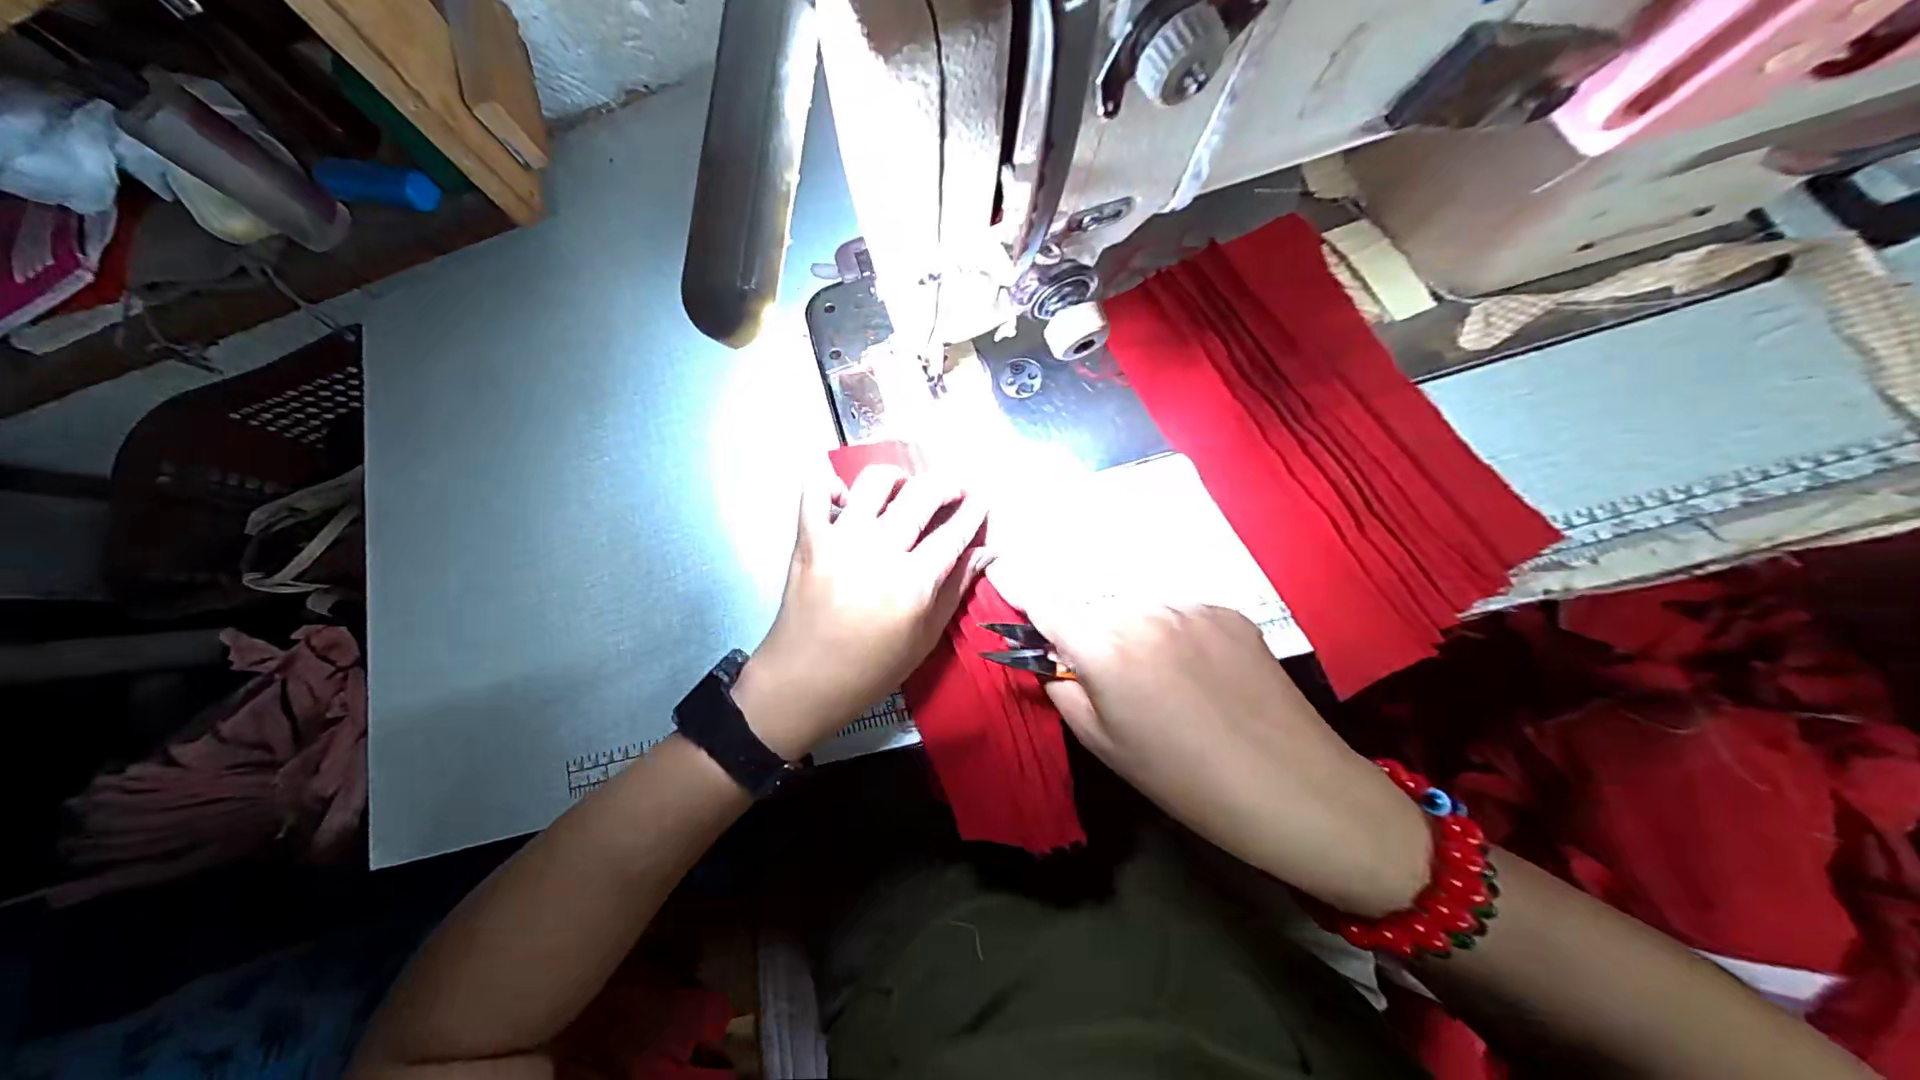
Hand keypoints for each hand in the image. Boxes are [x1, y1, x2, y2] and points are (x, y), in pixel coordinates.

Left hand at [733, 464, 986, 758]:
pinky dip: (831, 482)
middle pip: (920, 497)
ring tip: (904, 488)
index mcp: (911, 584)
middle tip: (954, 490)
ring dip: (897, 478)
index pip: (953, 534)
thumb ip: (955, 589)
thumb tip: (986, 552)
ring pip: (874, 483)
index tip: (982, 501)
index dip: (973, 513)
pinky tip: (847, 495)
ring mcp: (839, 541)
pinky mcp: (807, 539)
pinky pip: (815, 491)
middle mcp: (878, 553)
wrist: (802, 682)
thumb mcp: (924, 638)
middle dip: (946, 485)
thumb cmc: (870, 669)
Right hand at [1008, 594, 1430, 916]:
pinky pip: (1177, 611)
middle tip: (1100, 671)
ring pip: (1135, 605)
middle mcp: (1144, 609)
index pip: (1044, 600)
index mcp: (1105, 645)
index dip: (1020, 591)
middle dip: (1083, 626)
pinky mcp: (1228, 609)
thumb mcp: (1104, 744)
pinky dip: (1170, 631)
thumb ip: (1063, 688)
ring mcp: (1191, 604)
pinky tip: (1196, 672)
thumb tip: (1052, 659)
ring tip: (1156, 677)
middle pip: (1092, 602)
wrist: (1294, 788)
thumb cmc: (1183, 780)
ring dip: (1128, 628)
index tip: (1006, 580)